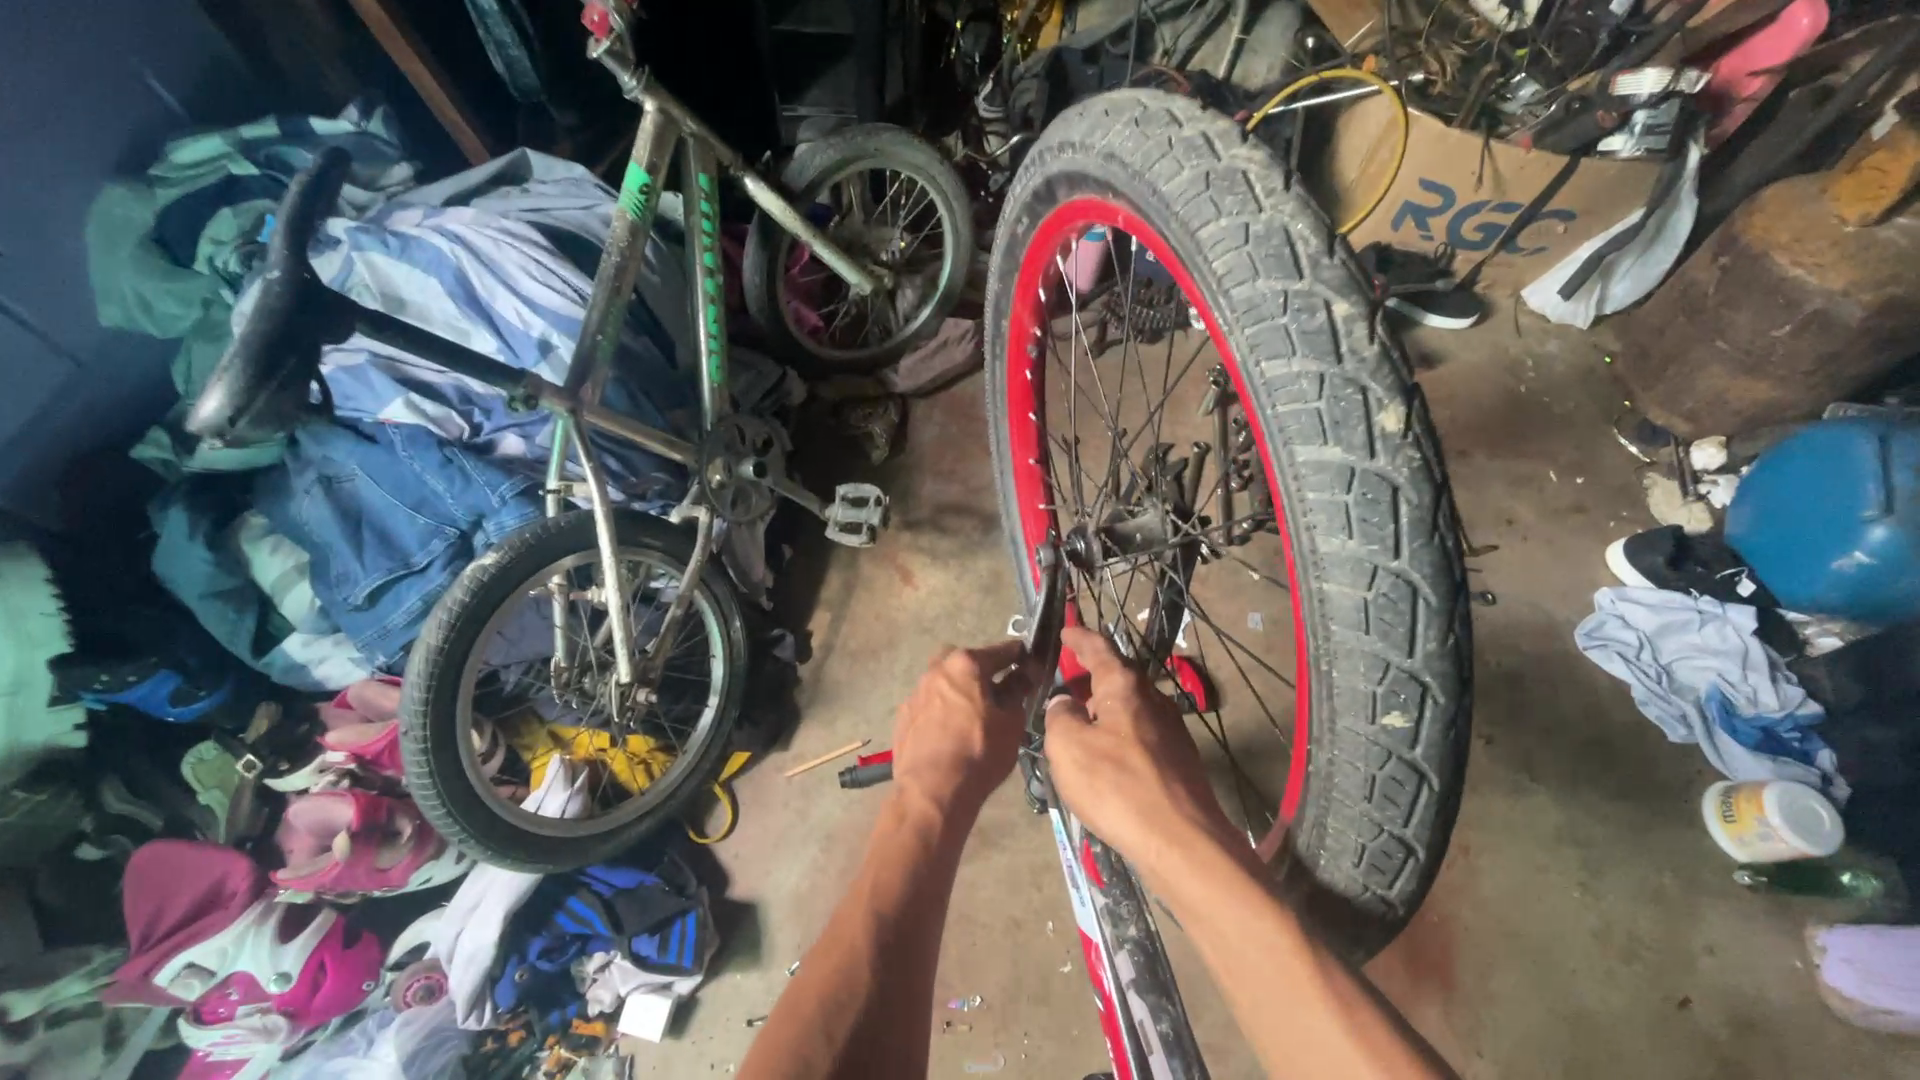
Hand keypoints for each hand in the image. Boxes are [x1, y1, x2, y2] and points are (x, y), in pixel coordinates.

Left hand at [890, 641, 1034, 820]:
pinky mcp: (903, 716)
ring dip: (958, 691)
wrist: (932, 791)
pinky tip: (949, 733)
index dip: (1019, 657)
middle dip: (981, 671)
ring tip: (972, 716)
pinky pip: (929, 704)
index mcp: (965, 664)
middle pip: (964, 662)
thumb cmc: (979, 753)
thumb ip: (1017, 692)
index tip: (1031, 664)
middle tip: (996, 692)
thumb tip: (1023, 676)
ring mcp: (915, 693)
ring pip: (942, 682)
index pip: (1000, 651)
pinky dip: (941, 711)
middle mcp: (936, 670)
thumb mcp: (1011, 722)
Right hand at [1043, 627, 1246, 879]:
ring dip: (1105, 710)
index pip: (1100, 648)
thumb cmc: (1117, 786)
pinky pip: (1141, 735)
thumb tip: (1065, 702)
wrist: (1180, 840)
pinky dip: (1118, 736)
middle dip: (1091, 677)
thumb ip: (1060, 716)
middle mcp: (1154, 700)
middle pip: (1119, 679)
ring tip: (1080, 726)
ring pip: (1131, 709)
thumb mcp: (1068, 747)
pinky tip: (1105, 760)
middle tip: (1065, 684)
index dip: (1080, 638)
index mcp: (1125, 687)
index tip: (1067, 629)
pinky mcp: (1179, 761)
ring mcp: (1172, 731)